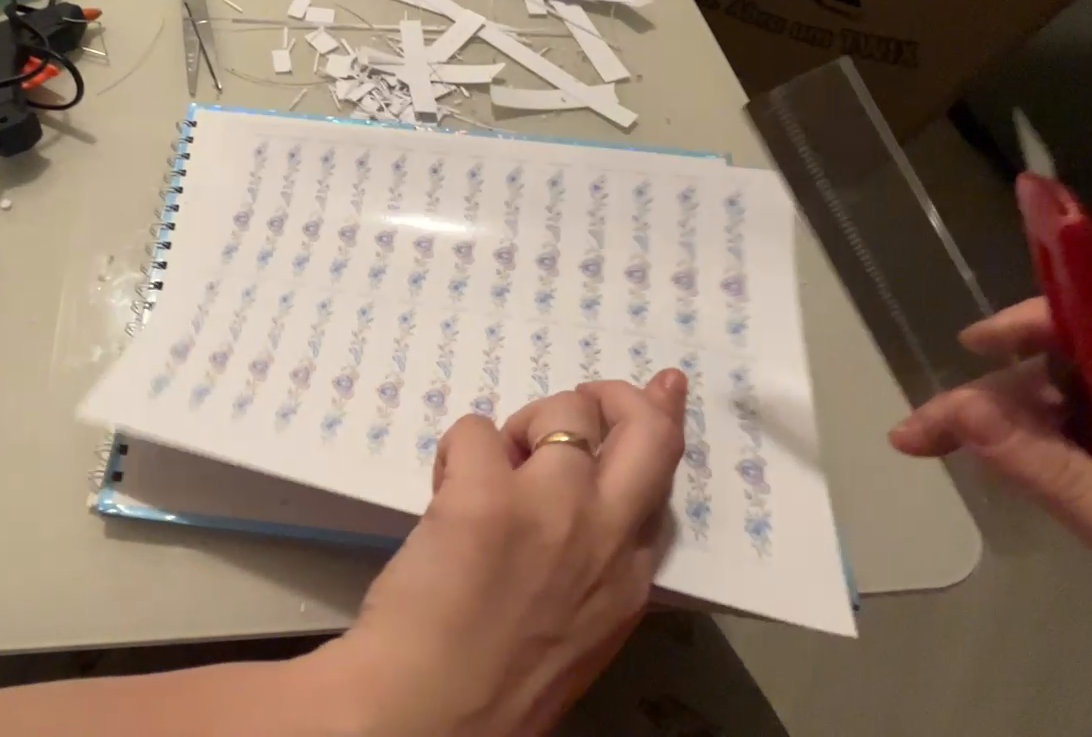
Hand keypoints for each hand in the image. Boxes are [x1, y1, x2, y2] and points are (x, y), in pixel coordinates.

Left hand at [299, 371, 686, 736]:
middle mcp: (604, 534)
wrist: (428, 715)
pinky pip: (475, 429)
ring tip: (489, 468)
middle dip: (618, 395)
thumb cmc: (492, 680)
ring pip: (562, 410)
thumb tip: (570, 489)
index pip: (663, 480)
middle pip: (644, 430)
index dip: (659, 424)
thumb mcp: (574, 624)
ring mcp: (551, 509)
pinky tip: (442, 491)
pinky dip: (456, 449)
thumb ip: (586, 557)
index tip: (660, 388)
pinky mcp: (487, 495)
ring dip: (523, 423)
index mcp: (628, 576)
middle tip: (586, 394)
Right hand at [890, 287, 1091, 731]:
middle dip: (1003, 388)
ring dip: (994, 418)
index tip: (985, 344)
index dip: (1070, 318)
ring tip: (923, 440)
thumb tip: (963, 411)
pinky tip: (966, 455)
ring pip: (1074, 406)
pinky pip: (1079, 447)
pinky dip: (1018, 449)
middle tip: (929, 422)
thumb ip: (1071, 487)